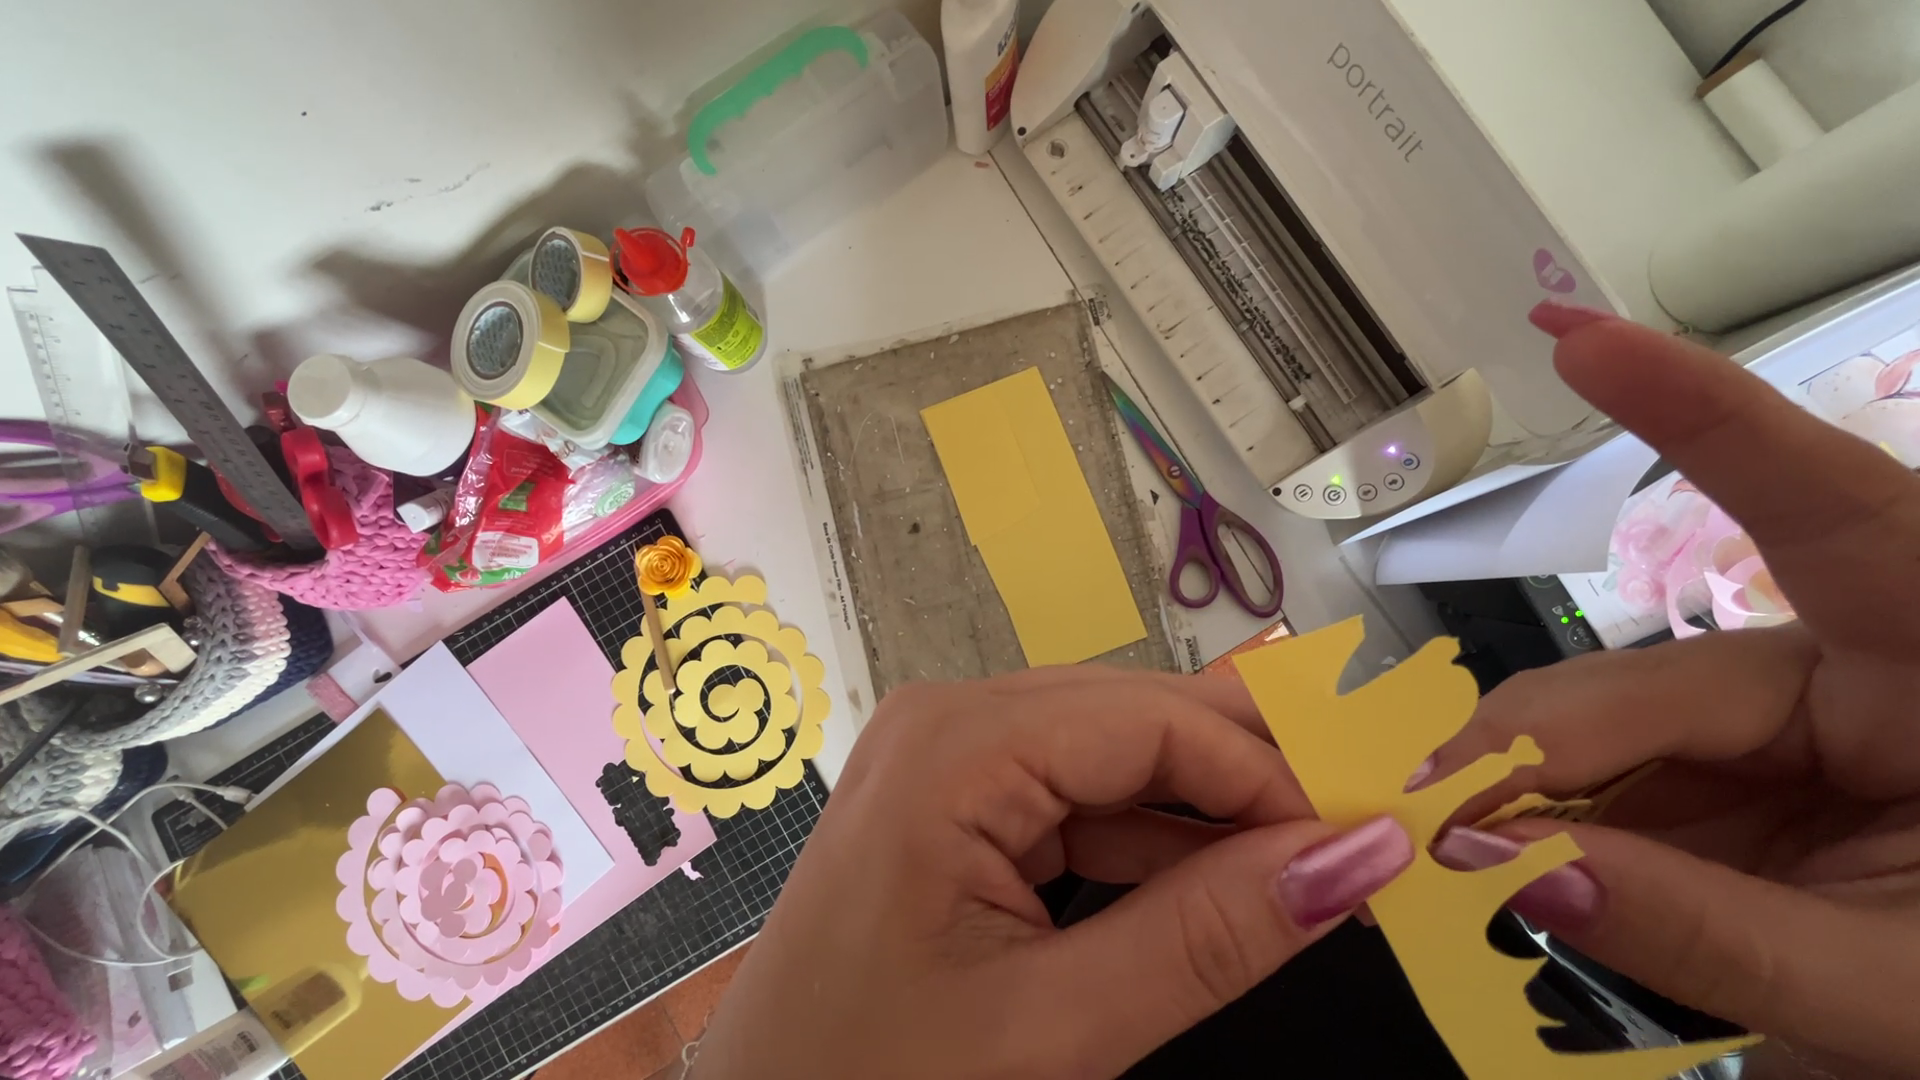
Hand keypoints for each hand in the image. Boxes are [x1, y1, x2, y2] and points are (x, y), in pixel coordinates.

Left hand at [694, 669, 1414, 1078]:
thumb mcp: (1055, 1025)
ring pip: (1107, 754)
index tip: (1366, 827)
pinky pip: (1070, 795)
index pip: (1145, 719)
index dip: (1263, 767)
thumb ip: (1210, 936)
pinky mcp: (953, 798)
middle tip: (1357, 815)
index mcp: (955, 743)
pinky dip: (1145, 835)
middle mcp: (949, 719)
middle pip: (1127, 718)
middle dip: (1241, 769)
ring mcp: (946, 754)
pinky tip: (1213, 876)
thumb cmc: (880, 1079)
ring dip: (1202, 807)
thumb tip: (1359, 854)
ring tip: (1303, 852)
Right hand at [1428, 306, 1919, 1077]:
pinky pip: (1603, 777)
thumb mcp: (1906, 994)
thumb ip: (1712, 932)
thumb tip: (1502, 858)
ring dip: (1525, 789)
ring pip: (1598, 729)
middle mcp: (1843, 675)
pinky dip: (1544, 815)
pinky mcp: (1717, 768)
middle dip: (1531, 747)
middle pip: (1641, 683)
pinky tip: (1504, 846)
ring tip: (1459, 847)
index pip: (1826, 513)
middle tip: (1429, 808)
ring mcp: (1769, 724)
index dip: (1696, 419)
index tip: (1570, 336)